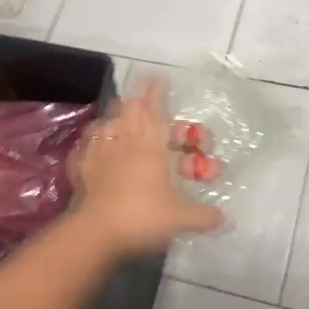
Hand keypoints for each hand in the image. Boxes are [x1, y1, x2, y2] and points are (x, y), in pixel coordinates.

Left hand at [70, 77, 223, 255]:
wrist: (96, 231)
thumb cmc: (143, 216)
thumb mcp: (180, 219)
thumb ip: (205, 217)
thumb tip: (227, 220)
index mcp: (150, 146)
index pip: (154, 109)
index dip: (157, 91)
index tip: (159, 77)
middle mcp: (124, 141)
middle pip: (128, 109)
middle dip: (137, 100)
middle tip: (143, 100)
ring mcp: (99, 152)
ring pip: (107, 124)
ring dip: (115, 119)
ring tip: (119, 122)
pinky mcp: (81, 167)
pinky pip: (86, 146)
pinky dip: (93, 142)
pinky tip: (92, 147)